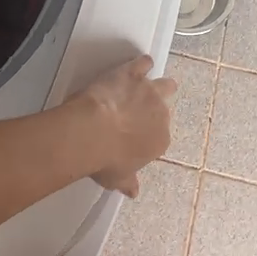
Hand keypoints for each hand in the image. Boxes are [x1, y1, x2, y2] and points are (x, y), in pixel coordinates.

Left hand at [66, 55, 174, 198]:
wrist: (91, 132)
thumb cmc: (105, 160)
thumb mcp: (117, 178)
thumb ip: (127, 182)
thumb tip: (133, 192)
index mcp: (160, 142)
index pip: (159, 137)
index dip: (148, 135)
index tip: (137, 136)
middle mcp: (161, 115)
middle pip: (165, 109)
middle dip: (156, 109)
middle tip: (143, 110)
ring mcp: (148, 92)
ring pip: (164, 84)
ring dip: (159, 84)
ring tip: (149, 82)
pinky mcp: (133, 74)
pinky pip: (144, 63)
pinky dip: (142, 63)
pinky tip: (139, 63)